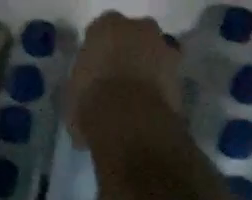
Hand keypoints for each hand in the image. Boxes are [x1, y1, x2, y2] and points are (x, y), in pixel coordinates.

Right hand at [66, 13, 179, 143]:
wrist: (129, 122)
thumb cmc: (91, 105)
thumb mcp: (73, 99)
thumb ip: (82, 88)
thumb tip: (85, 102)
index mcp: (105, 27)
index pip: (99, 35)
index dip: (97, 58)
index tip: (94, 78)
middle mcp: (137, 26)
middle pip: (132, 39)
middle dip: (126, 58)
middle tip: (118, 87)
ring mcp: (162, 44)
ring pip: (152, 55)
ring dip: (147, 72)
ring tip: (136, 102)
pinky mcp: (179, 69)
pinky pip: (166, 77)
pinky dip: (160, 89)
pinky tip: (149, 110)